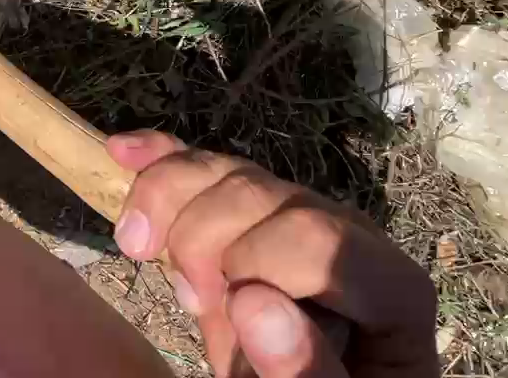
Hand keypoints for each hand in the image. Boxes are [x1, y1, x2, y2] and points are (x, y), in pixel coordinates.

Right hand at [107, 131, 437, 377]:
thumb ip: (303, 371)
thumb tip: (254, 301)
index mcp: (386, 283)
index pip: (314, 236)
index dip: (253, 265)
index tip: (217, 315)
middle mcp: (343, 226)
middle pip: (253, 191)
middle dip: (197, 238)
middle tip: (188, 302)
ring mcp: (289, 204)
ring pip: (214, 168)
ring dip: (160, 200)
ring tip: (141, 251)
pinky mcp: (241, 199)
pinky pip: (194, 160)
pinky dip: (154, 155)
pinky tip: (120, 151)